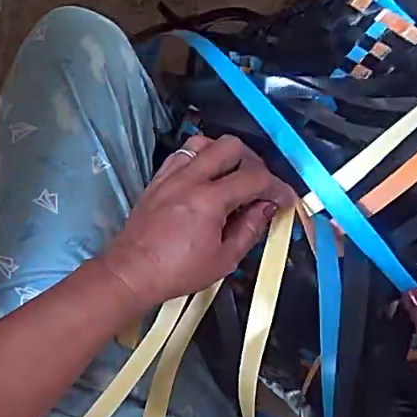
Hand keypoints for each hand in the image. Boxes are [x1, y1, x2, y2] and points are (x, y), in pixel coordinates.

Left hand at [96, 134, 300, 308]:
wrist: (131, 273)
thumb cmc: (176, 272)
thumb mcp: (223, 260)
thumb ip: (250, 230)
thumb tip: (266, 209)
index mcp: (209, 199)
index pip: (255, 178)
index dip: (277, 188)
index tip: (284, 200)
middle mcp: (189, 179)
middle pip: (231, 147)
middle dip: (253, 162)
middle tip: (257, 187)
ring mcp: (170, 177)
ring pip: (203, 143)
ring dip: (222, 154)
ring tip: (230, 177)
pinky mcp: (156, 181)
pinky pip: (180, 155)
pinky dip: (197, 159)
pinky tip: (203, 179)